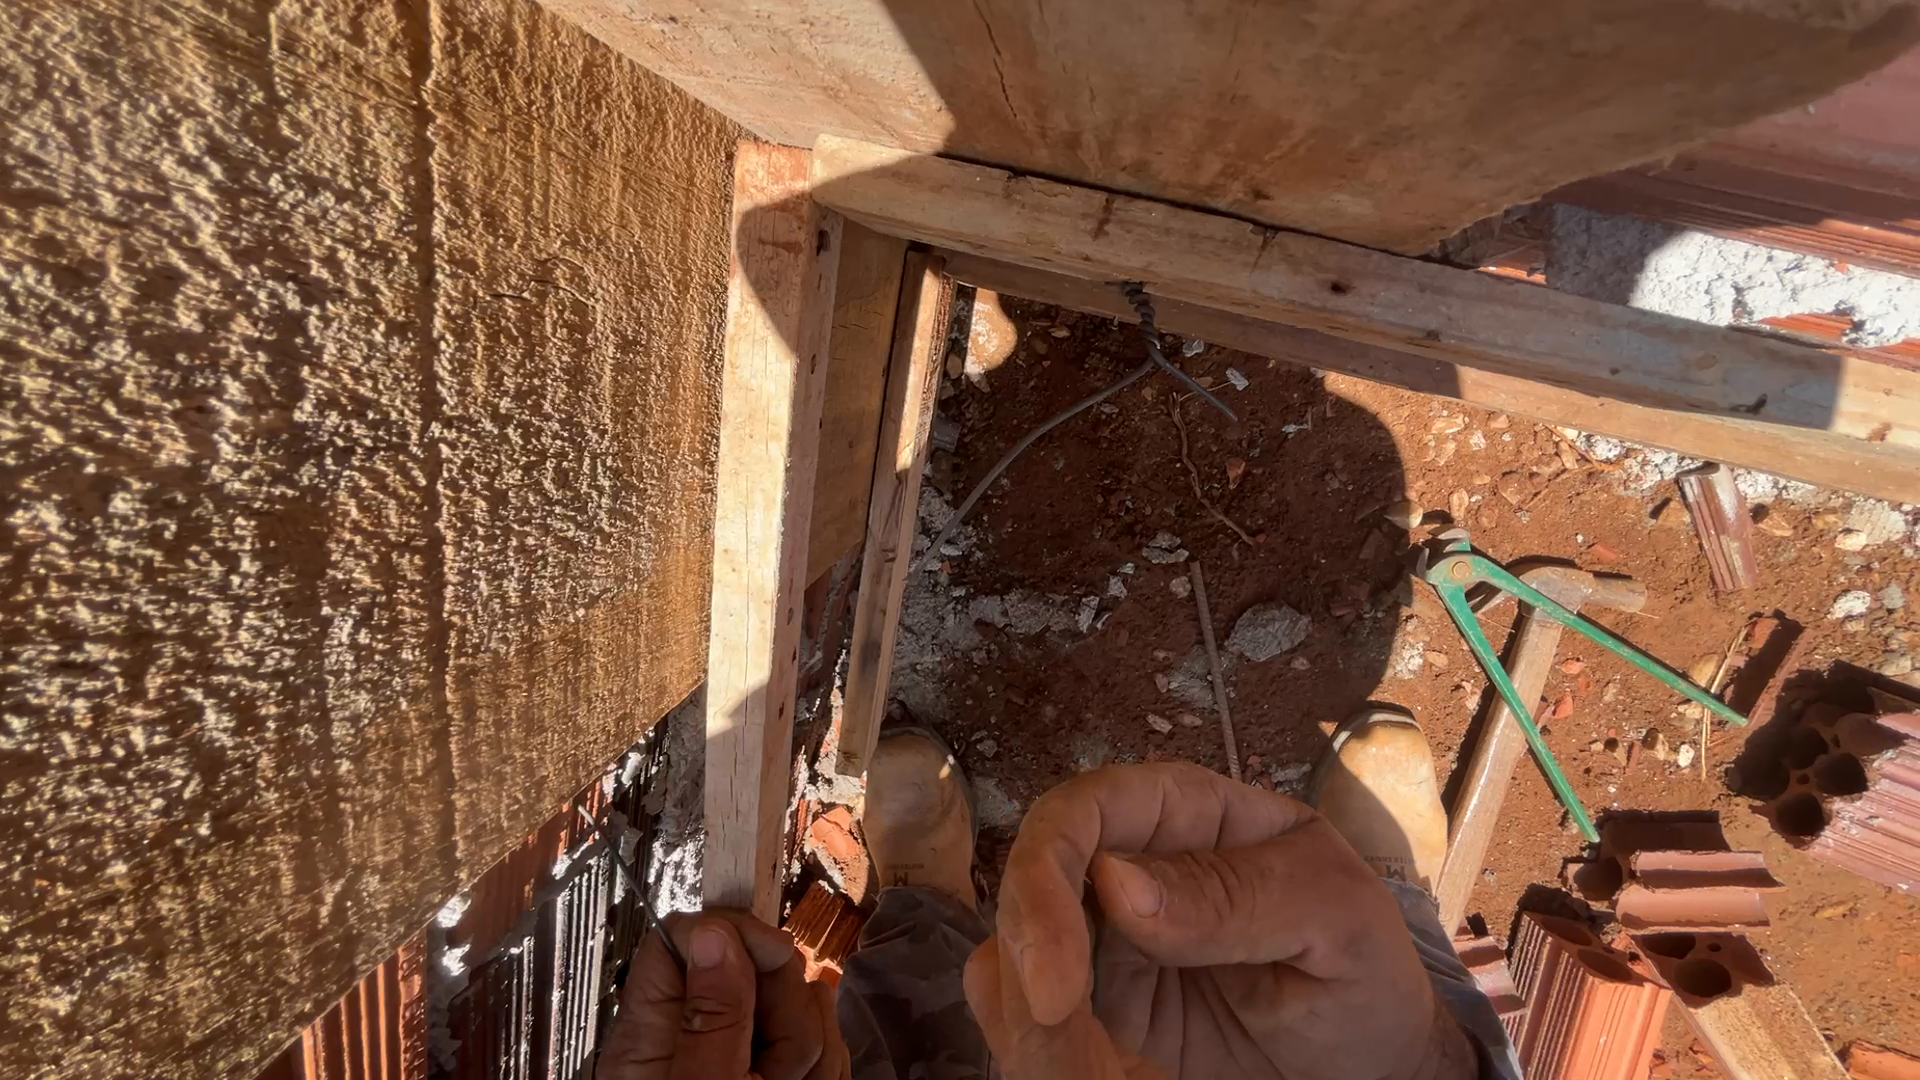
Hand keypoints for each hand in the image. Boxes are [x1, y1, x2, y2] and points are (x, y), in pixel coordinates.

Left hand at [597, 910, 848, 1079]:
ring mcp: (740, 1050)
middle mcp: (694, 1034)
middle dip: (786, 1007)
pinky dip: (823, 1063)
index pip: (682, 933)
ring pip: (797, 997)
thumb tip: (714, 928)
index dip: (735, 929)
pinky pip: (818, 1032)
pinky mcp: (776, 1067)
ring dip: (810, 1044)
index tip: (776, 957)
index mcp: (651, 1034)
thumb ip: (712, 1019)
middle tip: (777, 1072)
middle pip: (754, 959)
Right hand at [964, 763, 1478, 1079]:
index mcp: (1177, 809)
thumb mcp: (1331, 915)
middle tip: (1056, 1030)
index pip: (1084, 809)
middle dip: (1028, 946)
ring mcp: (1104, 928)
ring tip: (1074, 1063)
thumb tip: (1111, 880)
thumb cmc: (1361, 964)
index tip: (1054, 979)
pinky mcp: (1098, 996)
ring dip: (1026, 1002)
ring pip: (1021, 939)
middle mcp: (1124, 858)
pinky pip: (1038, 1004)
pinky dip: (1035, 1037)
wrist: (1370, 1068)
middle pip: (1035, 872)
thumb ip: (1235, 894)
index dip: (1049, 872)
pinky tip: (1069, 1064)